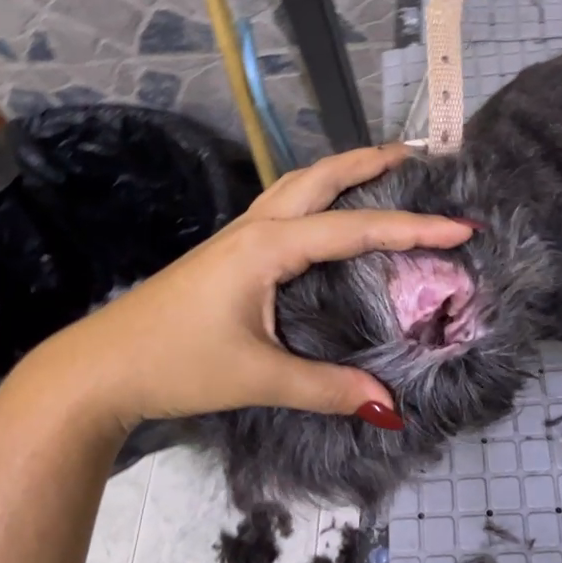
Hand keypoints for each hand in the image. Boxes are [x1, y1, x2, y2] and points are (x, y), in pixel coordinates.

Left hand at [19, 143, 471, 432]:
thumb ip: (326, 387)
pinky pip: (284, 205)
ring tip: (382, 169)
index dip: (412, 229)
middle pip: (321, 177)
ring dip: (341, 171)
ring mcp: (238, 235)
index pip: (354, 229)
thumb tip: (390, 405)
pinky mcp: (229, 251)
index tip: (462, 227)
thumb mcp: (257, 376)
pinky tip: (328, 215)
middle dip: (371, 162)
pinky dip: (318, 195)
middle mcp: (255, 227)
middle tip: (419, 157)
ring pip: (298, 185)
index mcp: (267, 247)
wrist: (99, 367)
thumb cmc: (176, 364)